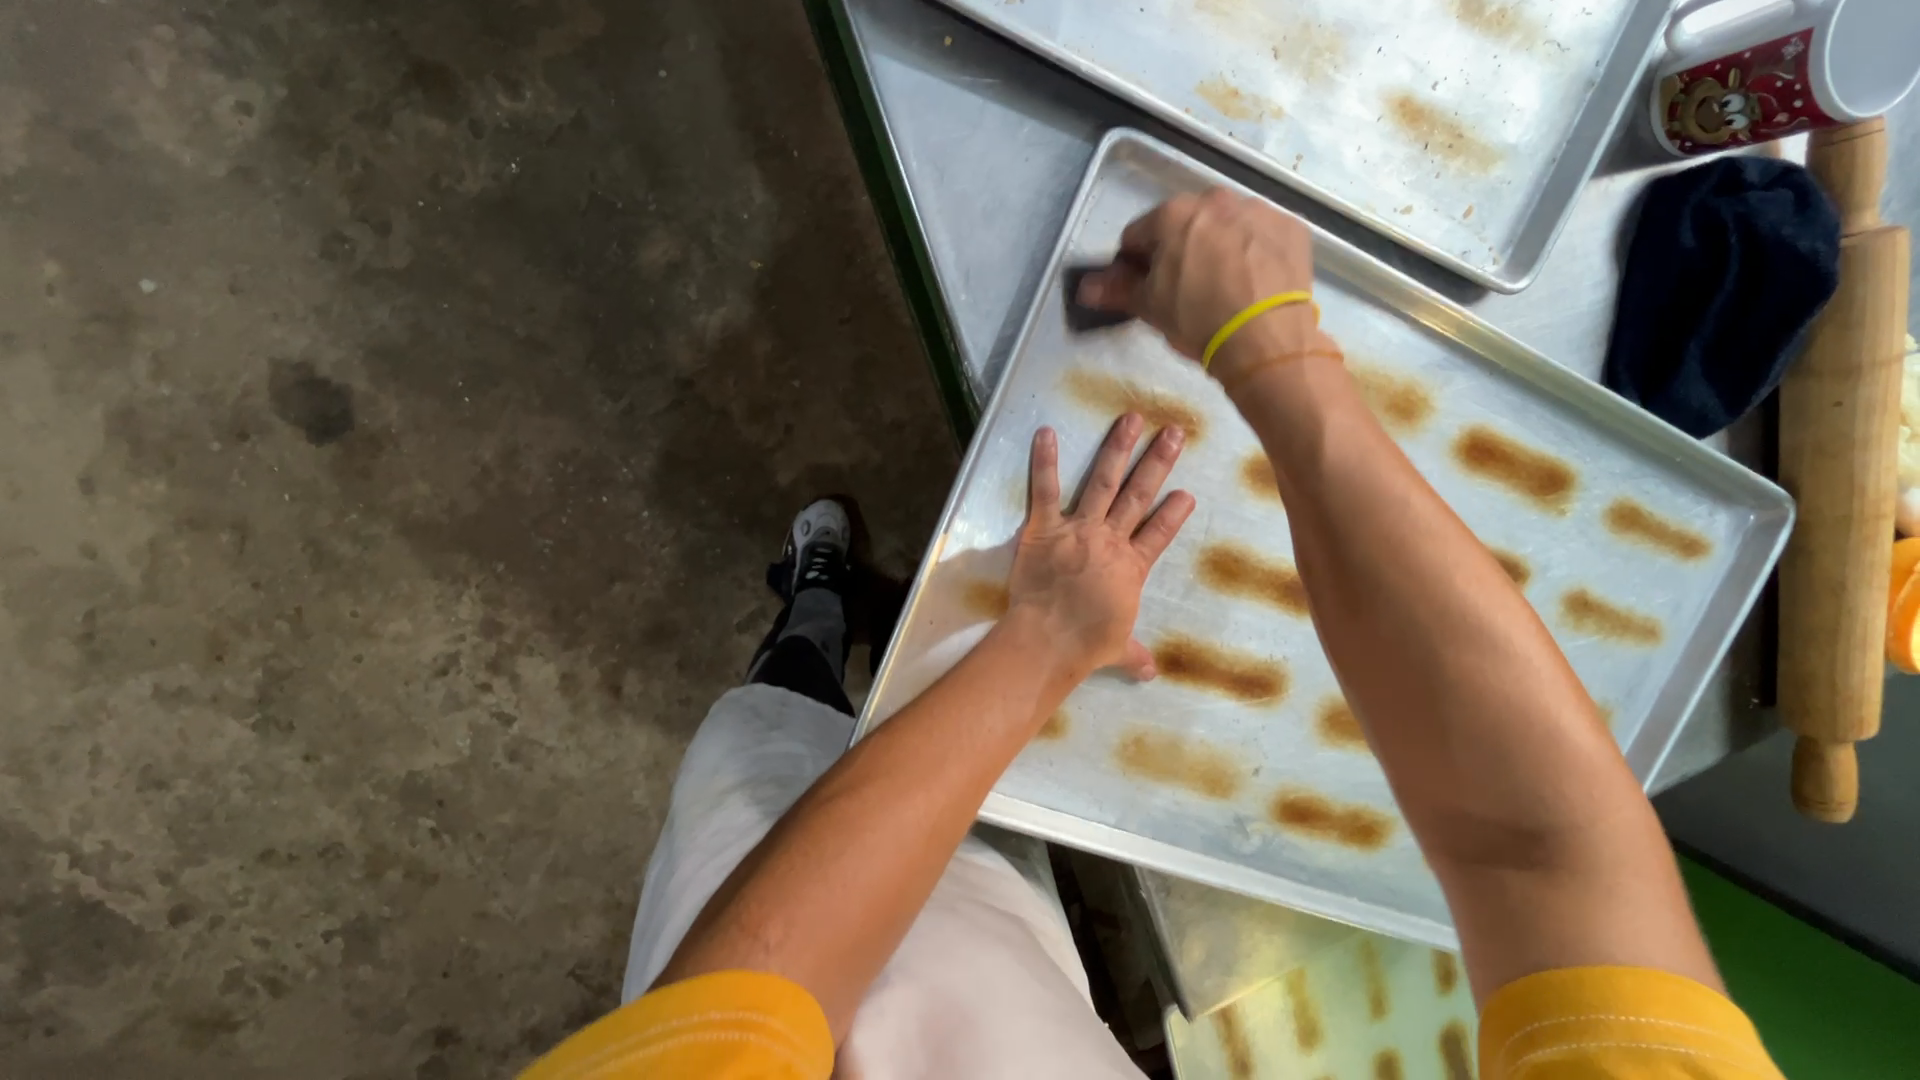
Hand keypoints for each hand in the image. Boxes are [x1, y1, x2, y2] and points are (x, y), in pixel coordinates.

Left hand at [1008, 414, 1195, 680]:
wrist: (1049, 640)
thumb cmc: (1085, 645)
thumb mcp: (1117, 649)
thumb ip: (1134, 654)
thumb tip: (1151, 673)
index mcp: (1131, 568)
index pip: (1158, 535)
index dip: (1173, 513)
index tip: (1187, 493)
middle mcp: (1109, 541)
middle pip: (1137, 496)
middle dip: (1157, 462)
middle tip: (1173, 432)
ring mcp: (1078, 530)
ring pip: (1102, 483)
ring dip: (1117, 449)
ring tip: (1131, 418)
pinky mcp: (1044, 529)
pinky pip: (1045, 491)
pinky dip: (1044, 462)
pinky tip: (1046, 432)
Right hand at [1076, 189, 1335, 387]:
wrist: (1266, 338)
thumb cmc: (1199, 321)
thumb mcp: (1151, 308)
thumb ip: (1117, 290)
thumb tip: (1086, 287)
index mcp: (1172, 215)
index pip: (1137, 235)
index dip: (1135, 263)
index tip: (1145, 287)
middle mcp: (1215, 201)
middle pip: (1184, 224)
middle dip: (1180, 250)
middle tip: (1185, 291)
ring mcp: (1257, 210)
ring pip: (1225, 226)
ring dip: (1218, 247)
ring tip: (1224, 289)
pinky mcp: (1290, 227)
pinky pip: (1261, 235)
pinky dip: (1254, 252)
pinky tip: (1253, 283)